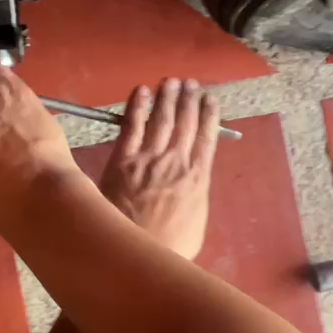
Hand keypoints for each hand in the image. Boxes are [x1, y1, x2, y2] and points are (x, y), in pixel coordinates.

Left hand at [97, 78, 220, 258]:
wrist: (137, 251)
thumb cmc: (169, 247)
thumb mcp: (195, 223)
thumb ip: (194, 198)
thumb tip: (192, 185)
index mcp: (198, 178)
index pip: (207, 138)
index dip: (208, 115)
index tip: (210, 99)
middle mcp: (176, 162)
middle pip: (185, 123)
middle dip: (188, 100)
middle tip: (189, 83)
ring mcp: (149, 159)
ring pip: (161, 120)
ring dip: (166, 97)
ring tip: (171, 81)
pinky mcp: (123, 161)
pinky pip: (131, 127)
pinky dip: (137, 107)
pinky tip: (141, 91)